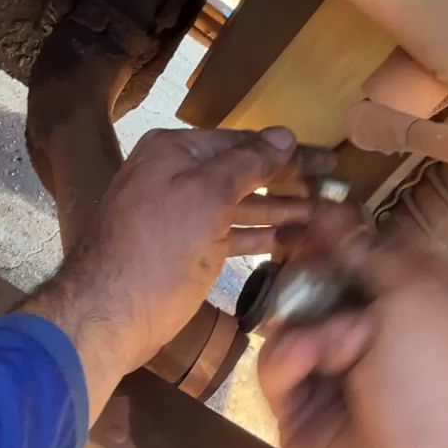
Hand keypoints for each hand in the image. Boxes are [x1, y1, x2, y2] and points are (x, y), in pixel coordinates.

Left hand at [21, 126, 319, 417]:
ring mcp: (184, 216)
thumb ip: (247, 164)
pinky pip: (233, 234)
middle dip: (291, 181)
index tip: (329, 158)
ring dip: (283, 211)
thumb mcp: (205, 196)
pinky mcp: (189, 251)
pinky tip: (295, 240)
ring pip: (242, 206)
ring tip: (328, 216)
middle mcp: (178, 176)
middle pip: (246, 173)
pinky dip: (262, 236)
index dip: (289, 151)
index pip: (243, 142)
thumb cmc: (157, 248)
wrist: (110, 313)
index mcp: (176, 151)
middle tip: (337, 187)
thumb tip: (283, 134)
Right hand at [258, 212, 447, 447]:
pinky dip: (291, 360)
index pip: (377, 253)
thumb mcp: (424, 296)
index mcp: (436, 302)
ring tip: (334, 345)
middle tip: (296, 255)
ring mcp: (345, 379)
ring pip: (295, 322)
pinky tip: (311, 367)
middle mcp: (390, 337)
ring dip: (308, 320)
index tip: (306, 211)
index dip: (343, 233)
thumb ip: (369, 254)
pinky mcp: (306, 416)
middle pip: (328, 285)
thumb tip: (337, 215)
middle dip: (312, 272)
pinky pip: (280, 368)